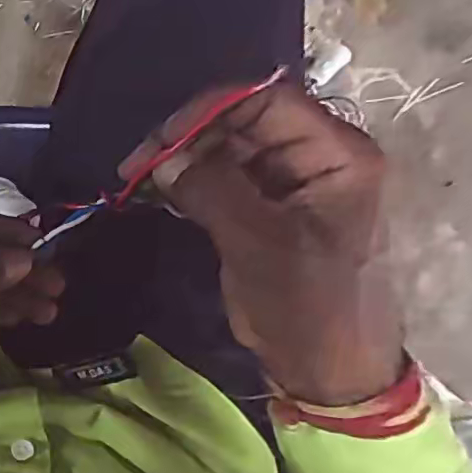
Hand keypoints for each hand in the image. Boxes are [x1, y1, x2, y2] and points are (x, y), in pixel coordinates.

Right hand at [119, 80, 403, 404]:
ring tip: (139, 180)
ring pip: (226, 151)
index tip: (160, 140)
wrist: (328, 368)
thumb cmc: (308, 306)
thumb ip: (212, 190)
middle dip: (187, 138)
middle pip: (242, 124)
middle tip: (136, 166)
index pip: (267, 103)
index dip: (209, 111)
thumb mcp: (260, 244)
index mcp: (335, 156)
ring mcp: (288, 186)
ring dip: (182, 161)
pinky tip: (159, 193)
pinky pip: (222, 181)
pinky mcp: (265, 211)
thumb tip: (162, 158)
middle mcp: (314, 159)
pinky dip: (189, 182)